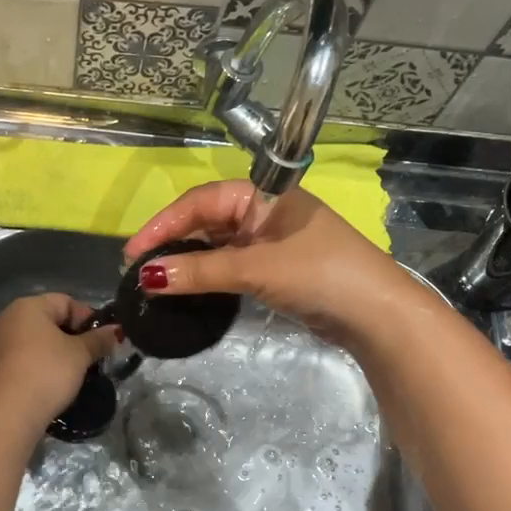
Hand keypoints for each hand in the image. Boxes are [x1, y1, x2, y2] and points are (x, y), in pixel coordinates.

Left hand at [0, 293, 118, 423]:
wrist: (5, 414)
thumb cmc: (46, 373)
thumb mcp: (79, 355)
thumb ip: (99, 340)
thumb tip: (116, 330)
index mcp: (27, 306)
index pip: (65, 301)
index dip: (88, 318)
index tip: (102, 340)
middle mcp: (6, 318)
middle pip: (47, 321)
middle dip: (71, 337)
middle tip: (90, 358)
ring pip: (33, 342)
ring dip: (54, 354)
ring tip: (72, 374)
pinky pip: (20, 360)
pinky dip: (36, 368)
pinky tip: (49, 385)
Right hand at [124, 182, 426, 340]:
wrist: (376, 315)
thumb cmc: (320, 274)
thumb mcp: (256, 269)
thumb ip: (200, 271)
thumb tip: (146, 277)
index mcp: (265, 194)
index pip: (202, 201)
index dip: (165, 223)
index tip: (134, 252)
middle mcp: (265, 212)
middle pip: (206, 220)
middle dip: (172, 242)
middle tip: (138, 269)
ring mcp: (270, 242)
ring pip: (217, 245)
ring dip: (188, 261)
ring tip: (156, 281)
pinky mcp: (275, 270)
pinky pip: (230, 266)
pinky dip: (207, 276)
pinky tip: (188, 289)